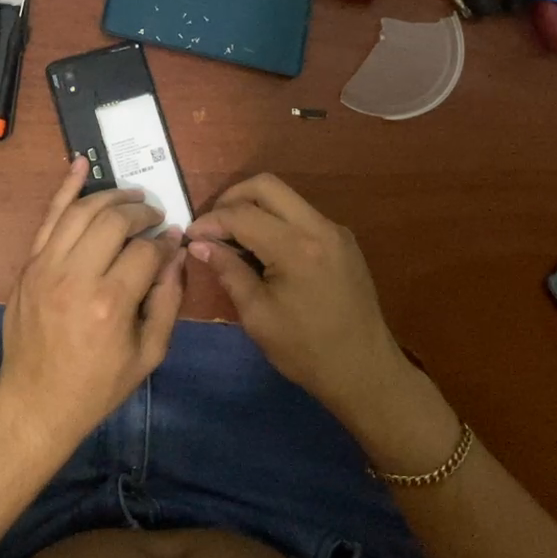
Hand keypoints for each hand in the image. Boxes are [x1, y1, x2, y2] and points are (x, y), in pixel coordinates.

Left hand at [0, 157, 184, 451]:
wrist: (35, 401)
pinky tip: (81, 164)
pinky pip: (48, 217)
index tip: (173, 240)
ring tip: (131, 197)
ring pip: (82, 211)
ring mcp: (47, 267)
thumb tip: (178, 255)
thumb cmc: (97, 385)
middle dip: (141, 212)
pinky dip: (65, 187)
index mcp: (110, 303)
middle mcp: (77, 277)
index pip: (145, 251)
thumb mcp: (148, 354)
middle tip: (154, 216)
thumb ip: (168, 301)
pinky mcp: (29, 265)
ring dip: (111, 197)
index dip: (164, 241)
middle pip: (114, 221)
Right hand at [186, 174, 419, 429]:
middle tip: (212, 226)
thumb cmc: (305, 351)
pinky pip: (301, 213)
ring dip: (254, 207)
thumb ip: (228, 271)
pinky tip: (263, 247)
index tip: (191, 236)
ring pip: (285, 196)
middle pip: (266, 185)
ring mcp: (335, 230)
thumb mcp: (257, 315)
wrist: (365, 372)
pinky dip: (275, 219)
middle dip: (231, 199)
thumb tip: (199, 244)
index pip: (242, 214)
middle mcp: (319, 227)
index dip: (211, 221)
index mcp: (297, 248)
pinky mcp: (342, 239)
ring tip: (233, 237)